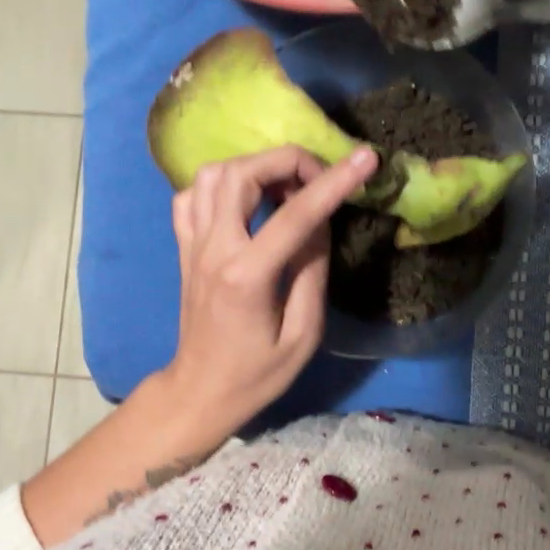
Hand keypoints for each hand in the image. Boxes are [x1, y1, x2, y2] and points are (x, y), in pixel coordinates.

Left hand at [164, 145, 378, 430]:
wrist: (201, 391)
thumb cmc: (258, 373)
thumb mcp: (303, 334)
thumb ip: (312, 272)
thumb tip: (321, 222)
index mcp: (247, 276)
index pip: (295, 214)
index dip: (335, 182)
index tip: (366, 159)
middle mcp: (213, 249)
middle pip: (242, 173)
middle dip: (288, 162)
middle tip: (318, 180)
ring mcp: (192, 244)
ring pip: (212, 174)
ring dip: (255, 167)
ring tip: (286, 187)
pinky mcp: (183, 246)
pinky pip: (192, 194)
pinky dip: (223, 184)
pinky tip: (248, 201)